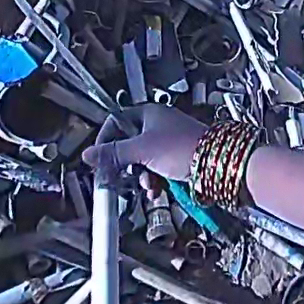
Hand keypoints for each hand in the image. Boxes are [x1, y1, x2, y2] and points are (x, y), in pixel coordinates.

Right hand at [86, 104, 204, 181]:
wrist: (215, 163)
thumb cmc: (182, 148)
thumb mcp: (142, 150)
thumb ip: (113, 153)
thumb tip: (89, 154)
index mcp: (148, 113)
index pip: (116, 122)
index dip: (106, 140)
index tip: (100, 158)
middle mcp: (157, 124)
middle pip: (128, 144)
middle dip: (125, 164)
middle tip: (118, 177)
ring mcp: (167, 141)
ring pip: (142, 160)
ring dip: (140, 176)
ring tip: (146, 185)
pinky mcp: (176, 158)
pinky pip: (156, 169)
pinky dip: (153, 181)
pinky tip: (156, 189)